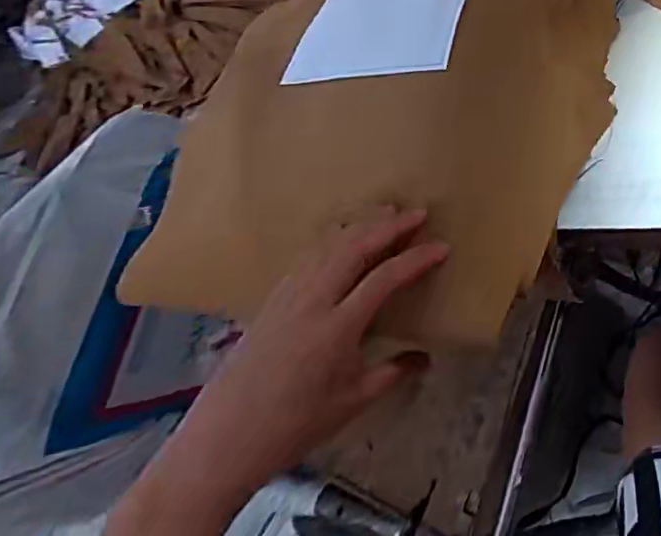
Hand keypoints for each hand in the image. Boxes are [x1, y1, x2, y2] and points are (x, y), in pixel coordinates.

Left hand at [108, 208, 447, 535]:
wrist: (218, 446)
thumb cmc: (291, 428)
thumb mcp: (350, 404)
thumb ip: (392, 373)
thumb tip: (426, 358)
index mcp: (336, 328)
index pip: (385, 279)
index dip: (417, 259)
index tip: (442, 247)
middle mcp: (311, 303)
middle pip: (355, 249)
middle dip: (390, 227)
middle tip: (418, 213)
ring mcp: (286, 300)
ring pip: (328, 249)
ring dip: (360, 228)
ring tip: (385, 214)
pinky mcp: (268, 305)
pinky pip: (306, 261)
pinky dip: (331, 244)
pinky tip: (339, 243)